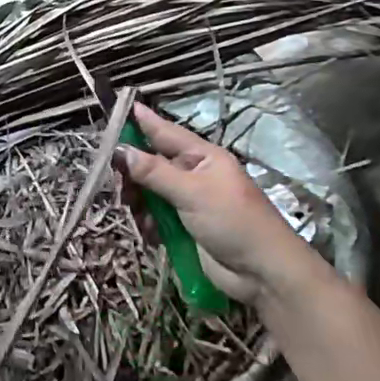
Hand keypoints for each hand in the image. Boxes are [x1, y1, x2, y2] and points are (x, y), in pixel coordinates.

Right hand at [115, 103, 334, 305]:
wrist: (263, 273)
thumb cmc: (234, 222)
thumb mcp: (192, 192)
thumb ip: (154, 172)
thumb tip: (121, 151)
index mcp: (202, 157)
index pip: (166, 132)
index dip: (143, 121)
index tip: (120, 107)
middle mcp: (194, 175)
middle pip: (151, 163)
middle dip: (132, 172)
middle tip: (116, 183)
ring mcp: (188, 202)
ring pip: (149, 192)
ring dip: (138, 201)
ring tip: (134, 213)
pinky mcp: (184, 226)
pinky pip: (155, 216)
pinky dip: (147, 222)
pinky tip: (148, 232)